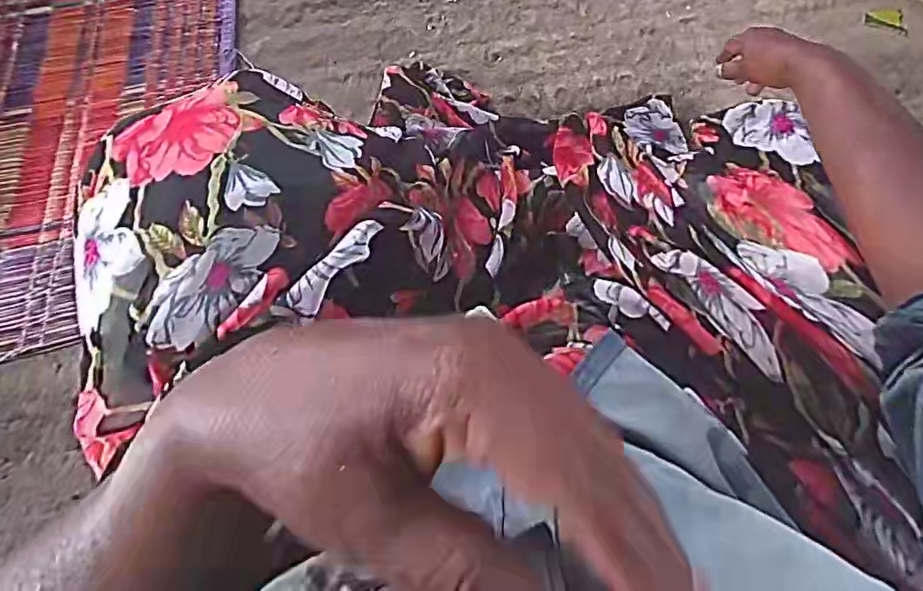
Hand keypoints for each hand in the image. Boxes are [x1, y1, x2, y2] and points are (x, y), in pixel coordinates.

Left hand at [139, 318, 693, 590]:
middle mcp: (505, 354)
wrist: (260, 382)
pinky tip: (609, 519)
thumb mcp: (371, 522)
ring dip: (624, 505)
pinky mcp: (498, 368)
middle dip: (638, 530)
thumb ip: (461, 567)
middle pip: (590, 448)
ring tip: (663, 572)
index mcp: (472, 378)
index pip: (566, 470)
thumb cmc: (302, 447)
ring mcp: (505, 354)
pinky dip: (593, 478)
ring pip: (587, 433)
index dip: (618, 545)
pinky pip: (563, 425)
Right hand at [715, 26, 838, 96]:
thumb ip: (730, 70)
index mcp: (747, 37)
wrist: (806, 64)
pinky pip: (775, 60)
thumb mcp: (744, 70)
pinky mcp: (792, 49)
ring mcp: (779, 40)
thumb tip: (721, 70)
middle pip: (747, 51)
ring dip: (756, 71)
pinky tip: (771, 81)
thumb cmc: (773, 64)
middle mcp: (763, 35)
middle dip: (741, 66)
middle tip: (737, 77)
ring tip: (754, 85)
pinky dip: (770, 71)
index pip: (730, 46)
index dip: (724, 57)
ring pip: (762, 57)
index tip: (721, 64)